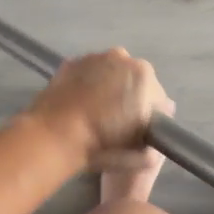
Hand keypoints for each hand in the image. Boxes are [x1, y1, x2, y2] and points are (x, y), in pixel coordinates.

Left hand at [24, 48, 173, 160]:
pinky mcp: (71, 61)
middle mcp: (122, 58)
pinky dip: (88, 83)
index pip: (156, 98)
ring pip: (111, 73)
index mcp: (144, 76)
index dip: (150, 116)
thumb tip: (155, 136)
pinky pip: (89, 72)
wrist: (55, 136)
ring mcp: (94, 56)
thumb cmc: (103, 146)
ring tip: (96, 112)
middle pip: (135, 80)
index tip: (139, 131)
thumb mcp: (144, 157)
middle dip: (130, 97)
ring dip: (110, 88)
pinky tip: (81, 103)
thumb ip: (158, 145)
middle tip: (117, 121)